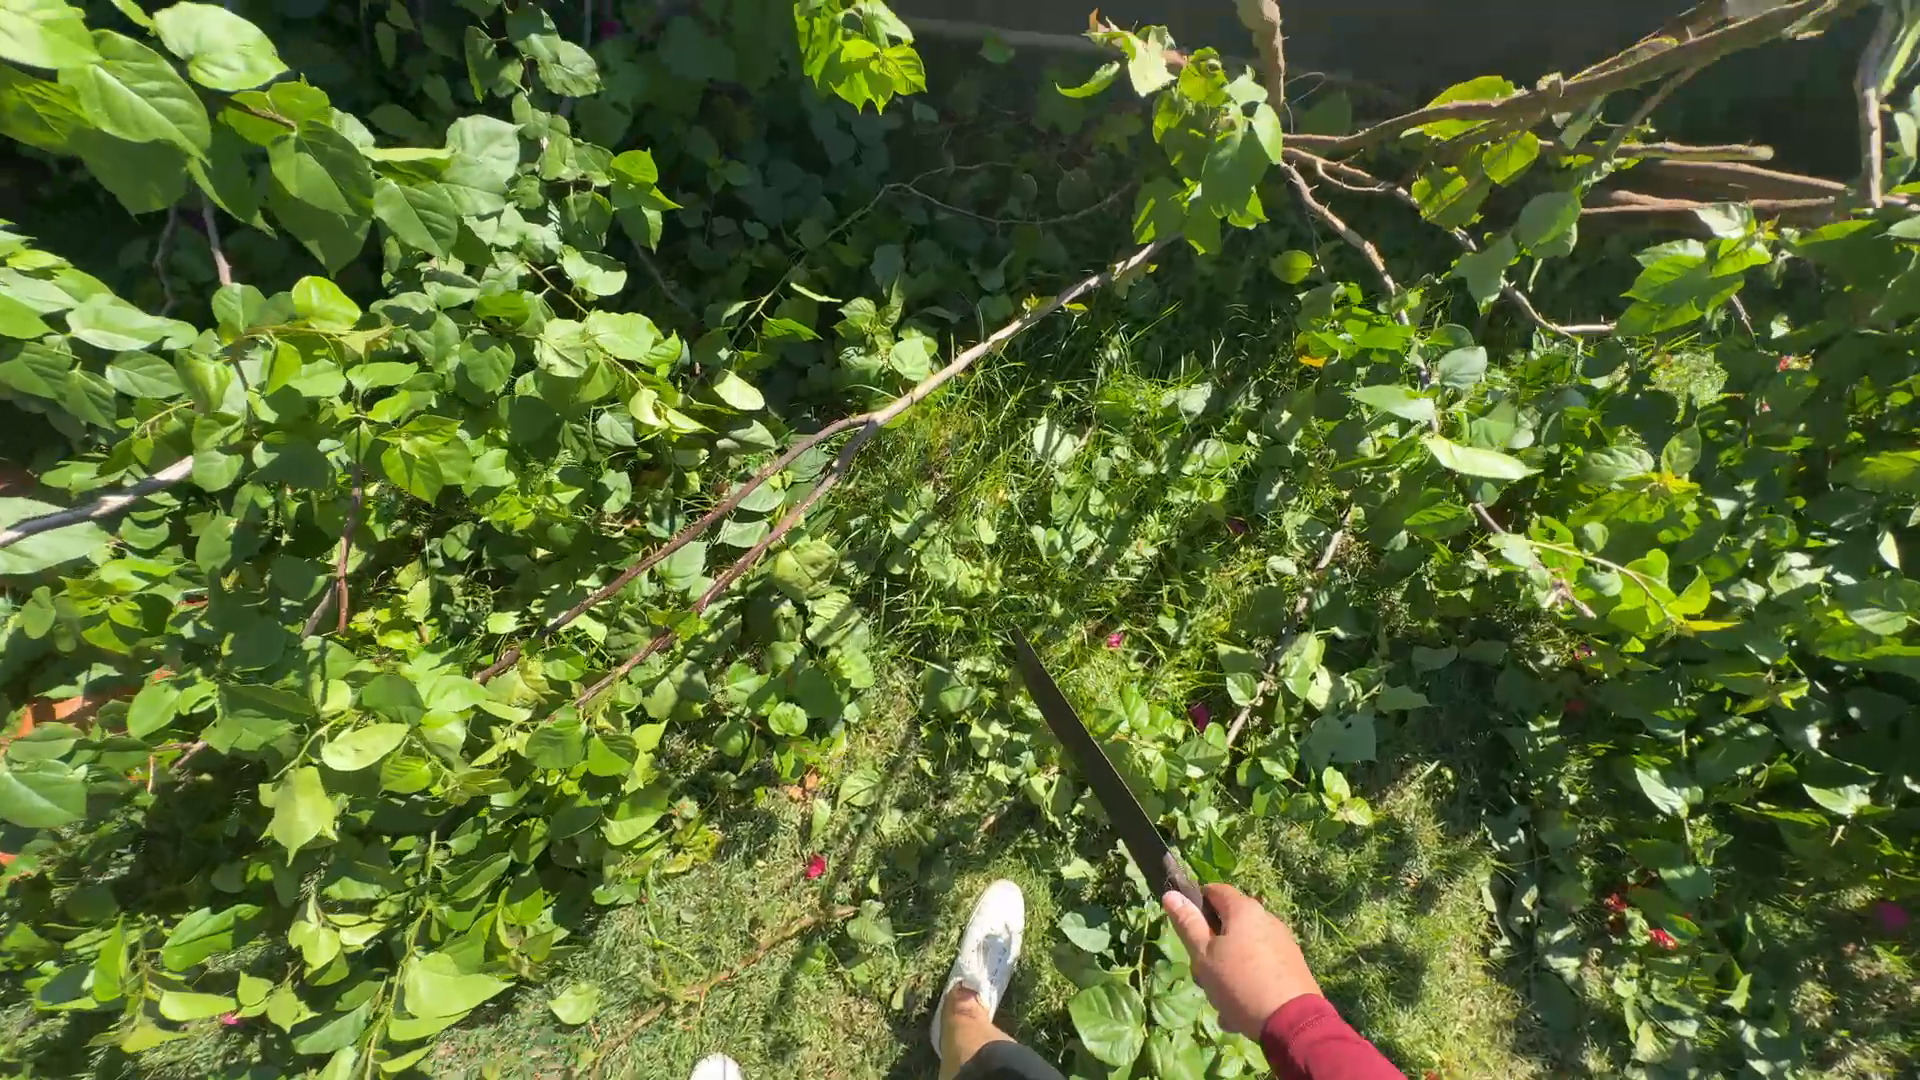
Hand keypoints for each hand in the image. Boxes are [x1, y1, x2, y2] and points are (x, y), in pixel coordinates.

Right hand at [1162, 884, 1320, 1038]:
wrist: (1294, 1024)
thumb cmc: (1240, 983)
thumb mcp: (1203, 954)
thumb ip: (1187, 923)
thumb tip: (1171, 894)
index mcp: (1243, 909)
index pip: (1212, 891)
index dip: (1196, 907)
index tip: (1188, 932)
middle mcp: (1267, 918)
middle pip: (1228, 924)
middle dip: (1211, 948)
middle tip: (1203, 975)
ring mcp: (1283, 943)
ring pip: (1243, 949)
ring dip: (1228, 971)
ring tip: (1222, 1002)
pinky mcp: (1294, 967)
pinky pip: (1261, 968)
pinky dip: (1248, 982)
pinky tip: (1240, 1011)